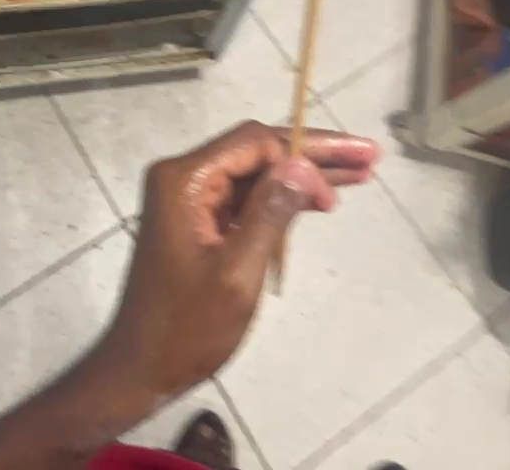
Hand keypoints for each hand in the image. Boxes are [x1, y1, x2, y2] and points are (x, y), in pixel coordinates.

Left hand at [92, 121, 380, 399]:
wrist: (141, 367)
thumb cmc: (187, 326)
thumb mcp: (237, 272)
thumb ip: (271, 213)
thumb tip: (303, 163)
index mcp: (184, 179)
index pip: (252, 143)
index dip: (304, 152)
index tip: (344, 179)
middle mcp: (182, 176)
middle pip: (256, 151)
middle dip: (311, 154)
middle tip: (368, 156)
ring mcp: (188, 198)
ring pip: (254, 173)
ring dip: (301, 175)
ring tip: (358, 175)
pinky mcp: (196, 219)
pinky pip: (244, 197)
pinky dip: (279, 198)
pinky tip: (316, 201)